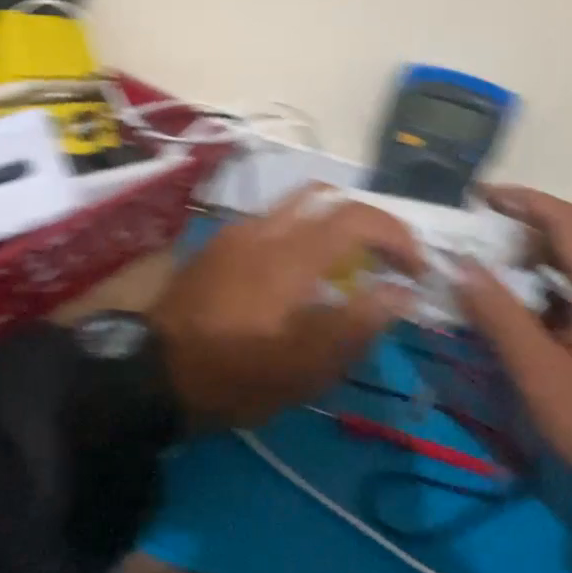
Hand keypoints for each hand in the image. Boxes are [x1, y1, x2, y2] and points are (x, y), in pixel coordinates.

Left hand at [148, 185, 424, 429]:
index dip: (398, 236)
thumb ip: (359, 323)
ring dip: (327, 226)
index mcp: (290, 254)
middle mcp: (263, 228)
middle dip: (363, 222)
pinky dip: (296, 235)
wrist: (155, 372)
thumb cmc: (236, 375)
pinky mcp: (216, 245)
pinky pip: (268, 224)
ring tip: (341, 268)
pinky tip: (296, 277)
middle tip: (381, 260)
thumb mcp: (307, 367)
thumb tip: (401, 292)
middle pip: (325, 196)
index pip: (357, 216)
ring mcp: (234, 232)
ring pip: (293, 207)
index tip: (416, 269)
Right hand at [456, 186, 571, 570]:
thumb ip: (498, 314)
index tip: (479, 197)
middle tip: (475, 244)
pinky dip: (552, 300)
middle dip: (524, 235)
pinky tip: (524, 326)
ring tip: (489, 282)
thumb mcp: (540, 372)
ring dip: (536, 269)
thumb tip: (461, 265)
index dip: (524, 200)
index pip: (570, 222)